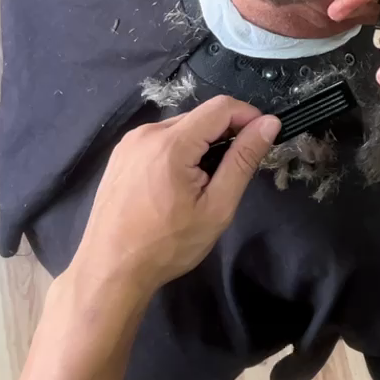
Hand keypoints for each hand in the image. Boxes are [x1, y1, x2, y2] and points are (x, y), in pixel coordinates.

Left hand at [66, 96, 279, 300]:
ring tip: (206, 181)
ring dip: (202, 142)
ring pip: (181, 127)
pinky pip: (161, 139)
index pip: (221, 107)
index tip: (263, 137)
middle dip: (225, 133)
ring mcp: (130, 142)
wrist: (109, 272)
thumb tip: (269, 123)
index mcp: (171, 143)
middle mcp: (147, 133)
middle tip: (235, 169)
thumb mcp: (216, 207)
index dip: (249, 115)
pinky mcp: (121, 154)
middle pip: (200, 116)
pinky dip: (180, 150)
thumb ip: (243, 160)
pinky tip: (178, 182)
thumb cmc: (167, 245)